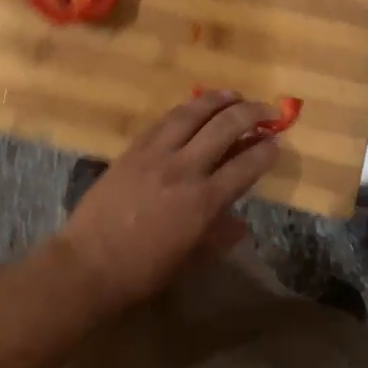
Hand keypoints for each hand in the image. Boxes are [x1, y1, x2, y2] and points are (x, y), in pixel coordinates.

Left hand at [56, 90, 281, 310]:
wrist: (89, 264)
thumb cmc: (144, 272)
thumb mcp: (191, 260)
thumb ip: (219, 237)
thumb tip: (241, 222)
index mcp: (204, 202)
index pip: (246, 165)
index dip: (266, 150)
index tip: (278, 141)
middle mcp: (184, 169)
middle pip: (224, 127)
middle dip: (252, 114)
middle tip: (267, 110)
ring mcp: (155, 154)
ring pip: (192, 113)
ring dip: (218, 100)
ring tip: (234, 95)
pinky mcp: (132, 150)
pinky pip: (164, 121)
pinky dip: (185, 110)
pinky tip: (194, 107)